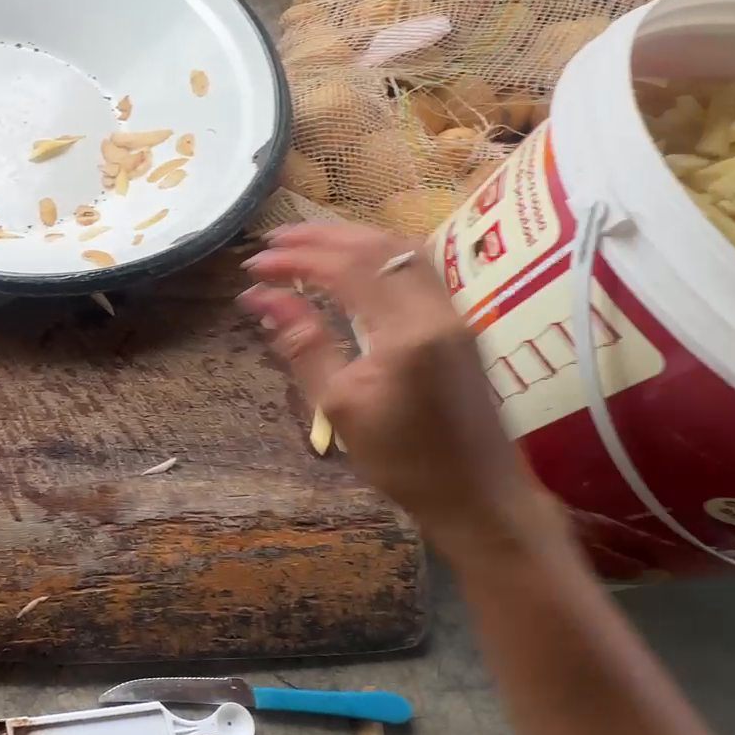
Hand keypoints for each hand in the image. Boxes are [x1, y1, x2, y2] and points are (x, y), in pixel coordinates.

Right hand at [238, 222, 560, 560]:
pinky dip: (375, 254)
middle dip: (320, 237)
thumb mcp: (339, 405)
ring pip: (401, 250)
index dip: (297, 259)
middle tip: (272, 241)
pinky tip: (348, 264)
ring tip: (303, 244)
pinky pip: (415, 267)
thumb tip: (261, 298)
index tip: (255, 265)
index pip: (347, 269)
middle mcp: (438, 310)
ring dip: (350, 238)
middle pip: (378, 246)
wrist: (479, 497)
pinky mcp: (458, 322)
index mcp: (408, 333)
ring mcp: (454, 313)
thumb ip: (303, 343)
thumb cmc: (403, 461)